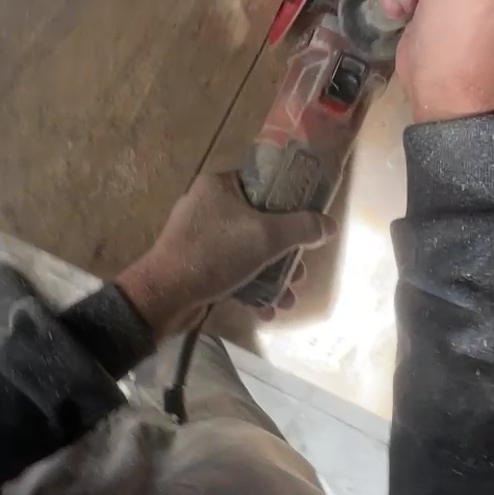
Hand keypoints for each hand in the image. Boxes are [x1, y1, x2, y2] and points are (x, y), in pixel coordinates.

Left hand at [115, 173, 335, 336]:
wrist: (165, 295)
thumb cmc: (216, 254)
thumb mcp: (267, 237)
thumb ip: (302, 228)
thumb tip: (329, 224)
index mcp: (220, 185)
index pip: (264, 184)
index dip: (290, 203)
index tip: (309, 224)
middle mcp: (208, 205)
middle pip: (261, 221)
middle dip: (285, 252)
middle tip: (301, 271)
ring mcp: (200, 236)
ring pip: (248, 250)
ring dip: (272, 274)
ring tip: (288, 298)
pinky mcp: (196, 263)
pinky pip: (232, 268)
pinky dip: (250, 286)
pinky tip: (265, 309)